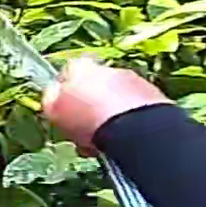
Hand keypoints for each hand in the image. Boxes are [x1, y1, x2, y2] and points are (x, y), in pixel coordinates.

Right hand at [41, 57, 170, 150]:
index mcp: (82, 68)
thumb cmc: (88, 119)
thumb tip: (52, 92)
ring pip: (114, 96)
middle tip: (79, 123)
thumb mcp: (52, 110)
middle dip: (87, 100)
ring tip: (98, 136)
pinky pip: (133, 107)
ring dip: (107, 112)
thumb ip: (50, 97)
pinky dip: (125, 119)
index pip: (68, 69)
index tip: (59, 102)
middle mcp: (111, 69)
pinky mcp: (155, 96)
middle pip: (94, 83)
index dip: (63, 86)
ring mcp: (135, 82)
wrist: (136, 130)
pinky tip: (117, 137)